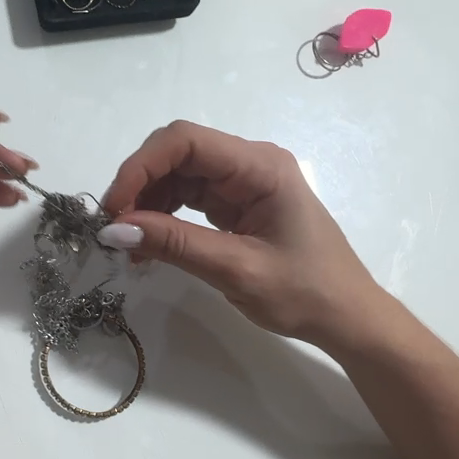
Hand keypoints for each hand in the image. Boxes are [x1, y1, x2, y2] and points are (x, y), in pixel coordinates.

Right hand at [98, 121, 390, 348]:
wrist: (345, 317)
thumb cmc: (303, 292)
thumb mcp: (235, 270)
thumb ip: (174, 244)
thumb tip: (113, 229)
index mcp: (259, 167)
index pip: (185, 141)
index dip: (141, 166)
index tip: (114, 208)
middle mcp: (249, 164)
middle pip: (177, 153)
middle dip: (139, 184)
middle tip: (113, 227)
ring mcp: (241, 183)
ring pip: (177, 176)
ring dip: (146, 204)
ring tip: (127, 244)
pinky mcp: (235, 204)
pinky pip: (186, 199)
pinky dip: (161, 219)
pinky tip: (146, 246)